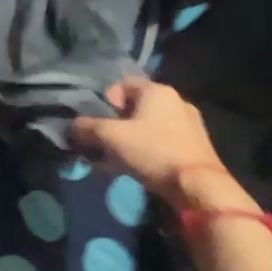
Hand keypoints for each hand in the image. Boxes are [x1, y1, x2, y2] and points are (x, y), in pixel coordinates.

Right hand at [69, 78, 250, 208]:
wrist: (198, 186)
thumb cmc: (152, 151)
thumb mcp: (110, 136)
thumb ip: (87, 127)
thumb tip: (73, 126)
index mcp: (157, 91)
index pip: (122, 84)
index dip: (104, 101)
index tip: (99, 122)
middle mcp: (176, 101)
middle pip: (134, 107)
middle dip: (114, 124)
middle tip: (102, 143)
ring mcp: (189, 124)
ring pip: (147, 126)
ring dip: (128, 139)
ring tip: (115, 159)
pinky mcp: (195, 146)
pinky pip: (161, 141)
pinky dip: (145, 150)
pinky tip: (135, 167)